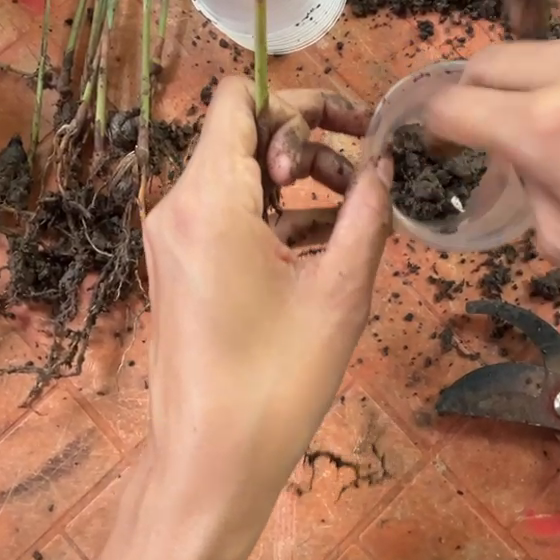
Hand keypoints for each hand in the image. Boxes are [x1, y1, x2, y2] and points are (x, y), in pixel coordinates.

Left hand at [135, 78, 391, 559]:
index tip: (352, 127)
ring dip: (298, 179)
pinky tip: (326, 241)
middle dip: (307, 142)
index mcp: (209, 199)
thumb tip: (384, 161)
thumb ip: (366, 212)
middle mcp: (178, 204)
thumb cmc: (277, 380)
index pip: (240, 98)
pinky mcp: (181, 260)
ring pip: (239, 170)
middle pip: (243, 131)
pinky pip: (230, 210)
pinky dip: (276, 211)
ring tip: (352, 214)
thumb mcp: (340, 290)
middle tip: (359, 181)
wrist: (210, 461)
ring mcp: (174, 233)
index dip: (301, 98)